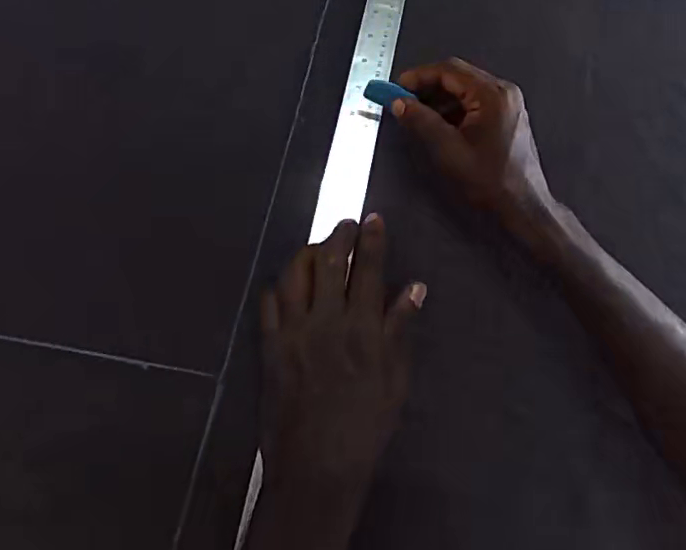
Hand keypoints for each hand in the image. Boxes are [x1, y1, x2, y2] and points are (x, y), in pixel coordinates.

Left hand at [251, 216, 424, 549]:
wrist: (316, 468)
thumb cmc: (364, 426)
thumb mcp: (394, 381)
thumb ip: (400, 329)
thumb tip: (416, 286)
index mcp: (362, 331)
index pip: (369, 270)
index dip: (372, 239)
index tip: (373, 217)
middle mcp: (327, 322)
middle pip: (331, 260)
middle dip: (340, 234)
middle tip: (346, 224)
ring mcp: (294, 332)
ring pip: (296, 273)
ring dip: (308, 252)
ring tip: (318, 248)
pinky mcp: (269, 346)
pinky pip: (269, 301)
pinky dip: (279, 285)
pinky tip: (287, 284)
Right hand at [390, 58, 558, 241]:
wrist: (524, 207)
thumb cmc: (489, 180)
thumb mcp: (448, 149)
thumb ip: (421, 121)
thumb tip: (398, 102)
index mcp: (492, 94)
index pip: (448, 70)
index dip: (418, 76)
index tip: (396, 87)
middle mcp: (503, 91)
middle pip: (457, 76)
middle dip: (427, 86)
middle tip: (402, 99)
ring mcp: (507, 102)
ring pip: (464, 88)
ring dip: (439, 97)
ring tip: (416, 113)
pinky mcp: (506, 114)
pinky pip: (474, 100)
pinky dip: (453, 107)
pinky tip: (437, 123)